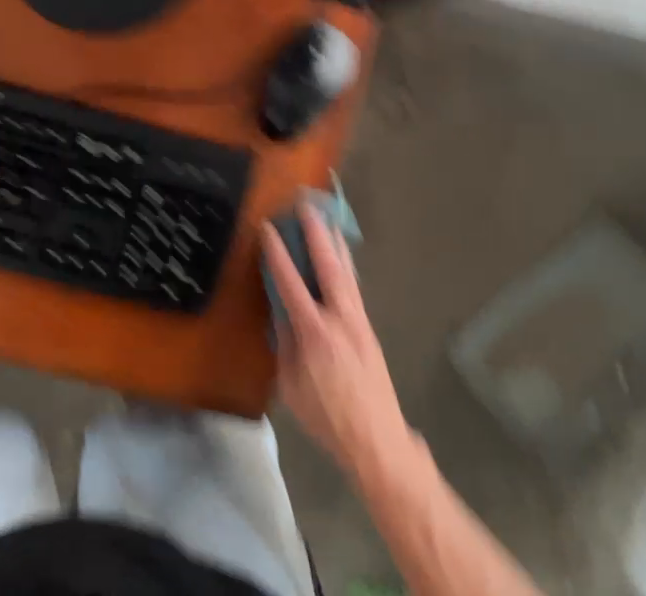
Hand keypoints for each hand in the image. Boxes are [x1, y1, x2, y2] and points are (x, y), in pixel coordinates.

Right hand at [262, 202, 414, 477]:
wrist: (376, 439)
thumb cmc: (325, 417)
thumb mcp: (291, 382)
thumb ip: (285, 343)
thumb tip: (280, 311)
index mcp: (313, 332)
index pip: (290, 282)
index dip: (277, 253)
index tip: (268, 227)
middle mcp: (339, 319)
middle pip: (328, 266)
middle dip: (315, 233)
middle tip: (306, 205)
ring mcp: (358, 322)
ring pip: (346, 273)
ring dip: (334, 244)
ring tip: (326, 219)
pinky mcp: (368, 330)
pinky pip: (353, 288)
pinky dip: (344, 267)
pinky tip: (341, 259)